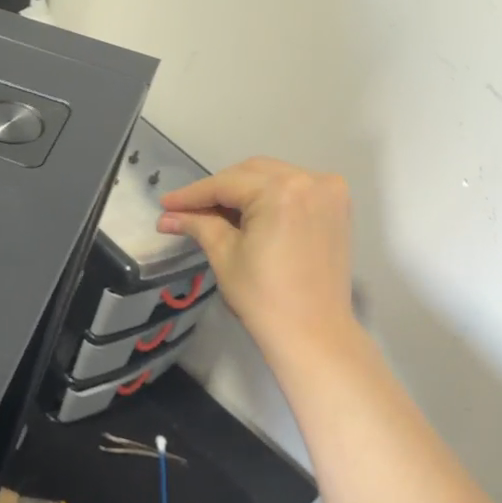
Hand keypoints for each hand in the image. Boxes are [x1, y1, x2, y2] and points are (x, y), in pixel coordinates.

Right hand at [158, 157, 355, 350]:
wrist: (311, 329)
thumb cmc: (262, 298)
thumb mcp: (225, 257)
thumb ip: (199, 227)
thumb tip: (167, 217)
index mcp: (281, 192)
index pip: (227, 183)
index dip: (192, 194)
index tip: (164, 204)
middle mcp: (310, 179)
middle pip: (252, 172)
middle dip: (217, 189)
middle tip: (186, 209)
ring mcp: (329, 191)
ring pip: (274, 177)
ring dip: (243, 190)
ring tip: (214, 213)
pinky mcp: (337, 205)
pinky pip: (295, 189)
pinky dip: (269, 197)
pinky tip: (249, 215)